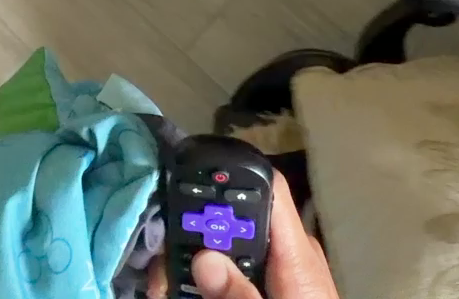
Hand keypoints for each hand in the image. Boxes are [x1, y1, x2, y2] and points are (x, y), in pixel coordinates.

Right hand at [150, 170, 338, 298]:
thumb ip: (241, 296)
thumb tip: (204, 258)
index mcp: (297, 254)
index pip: (268, 186)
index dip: (230, 172)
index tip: (186, 180)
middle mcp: (286, 254)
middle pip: (236, 217)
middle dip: (196, 228)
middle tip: (160, 246)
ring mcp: (276, 273)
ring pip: (226, 247)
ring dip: (192, 259)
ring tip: (161, 280)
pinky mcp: (263, 289)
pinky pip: (233, 272)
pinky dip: (206, 279)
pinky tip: (178, 289)